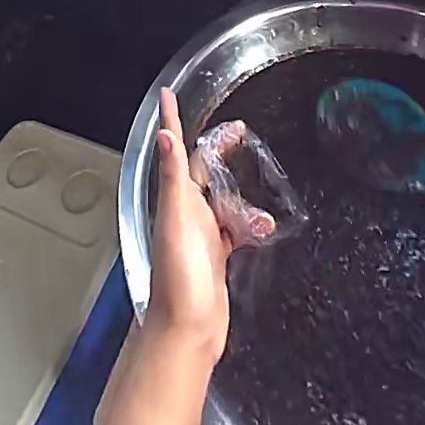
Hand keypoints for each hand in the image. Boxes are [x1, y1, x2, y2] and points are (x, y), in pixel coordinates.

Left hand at [146, 88, 236, 360]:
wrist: (187, 330)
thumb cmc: (179, 279)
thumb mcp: (176, 220)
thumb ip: (172, 177)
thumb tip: (163, 135)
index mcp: (174, 197)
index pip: (172, 147)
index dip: (170, 118)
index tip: (167, 93)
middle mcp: (185, 209)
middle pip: (203, 167)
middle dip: (218, 146)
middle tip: (238, 130)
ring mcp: (200, 231)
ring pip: (222, 196)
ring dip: (240, 189)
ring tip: (260, 182)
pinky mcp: (215, 252)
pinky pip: (234, 226)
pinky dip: (249, 222)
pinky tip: (261, 225)